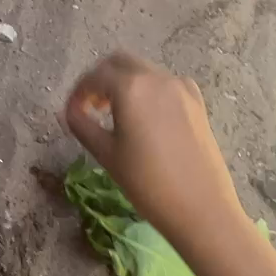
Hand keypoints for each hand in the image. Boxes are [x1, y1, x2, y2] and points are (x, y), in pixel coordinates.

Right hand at [63, 52, 246, 244]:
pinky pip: (165, 83)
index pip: (94, 77)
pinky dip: (150, 89)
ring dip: (125, 82)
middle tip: (92, 105)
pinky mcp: (197, 103)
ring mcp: (179, 88)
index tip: (72, 111)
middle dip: (101, 78)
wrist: (204, 212)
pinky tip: (148, 116)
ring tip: (117, 113)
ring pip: (143, 70)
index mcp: (130, 87)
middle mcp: (155, 78)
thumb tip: (70, 110)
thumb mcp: (106, 154)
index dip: (78, 92)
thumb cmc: (148, 184)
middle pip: (119, 62)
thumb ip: (81, 124)